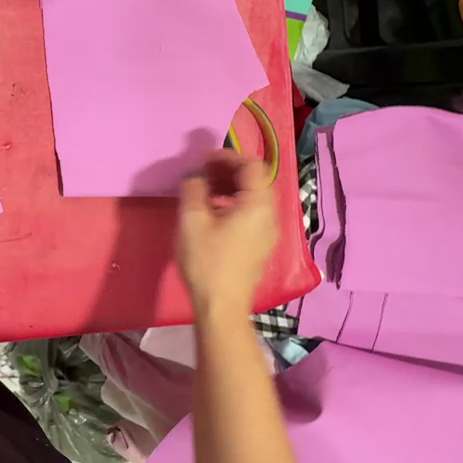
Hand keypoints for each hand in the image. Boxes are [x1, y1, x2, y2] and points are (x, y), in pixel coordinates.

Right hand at [175, 152, 279, 317]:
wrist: (222, 305)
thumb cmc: (206, 260)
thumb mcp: (192, 219)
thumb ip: (194, 188)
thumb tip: (196, 174)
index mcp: (258, 205)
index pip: (251, 166)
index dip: (226, 156)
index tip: (202, 159)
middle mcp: (270, 215)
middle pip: (255, 180)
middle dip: (228, 170)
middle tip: (201, 171)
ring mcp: (268, 232)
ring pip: (253, 197)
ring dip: (229, 186)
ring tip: (203, 189)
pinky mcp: (260, 245)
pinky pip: (251, 213)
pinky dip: (233, 202)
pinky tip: (212, 211)